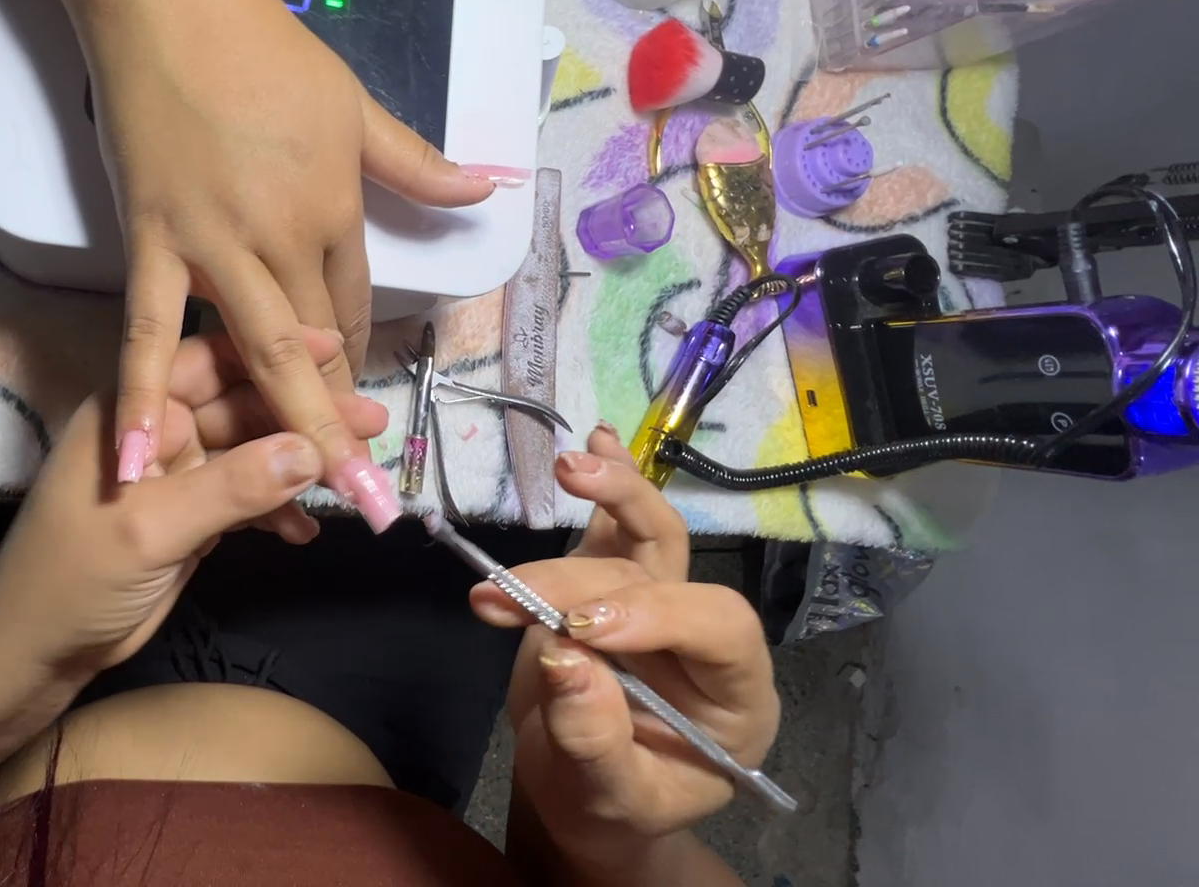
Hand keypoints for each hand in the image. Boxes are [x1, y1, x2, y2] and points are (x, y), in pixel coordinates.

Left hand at [0, 328, 388, 715]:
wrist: (37, 652)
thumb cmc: (77, 576)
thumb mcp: (154, 527)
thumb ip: (234, 486)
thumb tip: (313, 450)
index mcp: (134, 409)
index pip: (210, 362)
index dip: (271, 353)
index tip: (334, 351)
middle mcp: (158, 431)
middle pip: (241, 410)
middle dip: (302, 418)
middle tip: (371, 421)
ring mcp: (176, 475)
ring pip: (250, 456)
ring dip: (298, 468)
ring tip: (358, 479)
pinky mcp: (189, 515)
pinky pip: (243, 500)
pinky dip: (274, 512)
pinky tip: (306, 530)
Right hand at [80, 0, 508, 524]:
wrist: (174, 7)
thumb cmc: (268, 53)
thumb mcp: (356, 105)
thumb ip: (417, 162)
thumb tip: (485, 187)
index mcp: (335, 210)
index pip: (356, 306)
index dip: (359, 357)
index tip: (358, 404)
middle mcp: (284, 242)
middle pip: (320, 348)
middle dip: (345, 430)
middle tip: (371, 506)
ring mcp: (214, 251)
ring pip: (258, 354)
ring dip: (284, 431)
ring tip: (308, 502)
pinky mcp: (151, 247)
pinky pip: (147, 332)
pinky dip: (142, 396)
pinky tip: (140, 462)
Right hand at [469, 425, 778, 875]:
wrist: (578, 791)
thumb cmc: (605, 806)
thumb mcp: (603, 796)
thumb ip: (593, 738)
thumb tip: (562, 657)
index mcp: (735, 694)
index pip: (716, 625)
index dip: (652, 613)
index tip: (577, 633)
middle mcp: (700, 637)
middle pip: (658, 574)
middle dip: (581, 578)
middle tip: (512, 593)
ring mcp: (653, 602)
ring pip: (638, 537)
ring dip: (592, 510)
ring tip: (543, 502)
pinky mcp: (607, 583)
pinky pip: (616, 526)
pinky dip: (608, 484)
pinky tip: (598, 441)